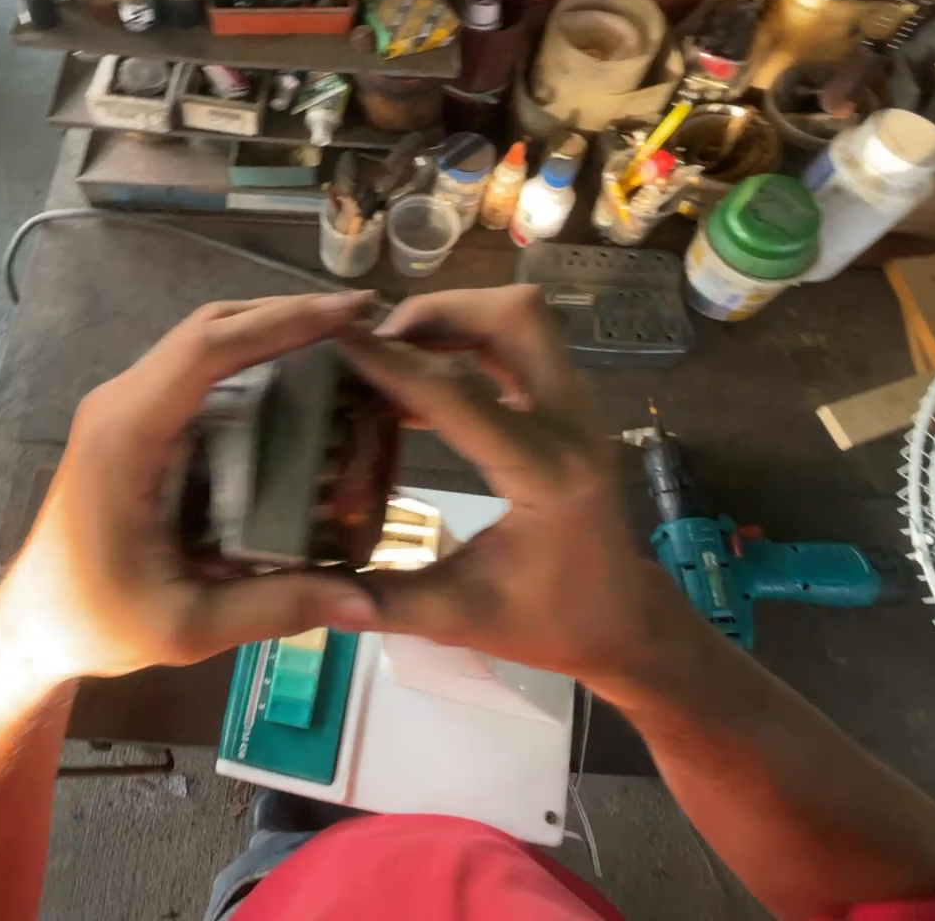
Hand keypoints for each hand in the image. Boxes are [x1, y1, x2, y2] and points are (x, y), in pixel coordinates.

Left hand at [0, 292, 382, 683]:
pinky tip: (294, 373)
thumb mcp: (189, 625)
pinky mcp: (137, 419)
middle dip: (286, 313)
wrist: (37, 621)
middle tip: (358, 316)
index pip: (209, 349)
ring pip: (204, 339)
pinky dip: (250, 355)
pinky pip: (199, 368)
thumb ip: (277, 607)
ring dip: (268, 327)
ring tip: (338, 336)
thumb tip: (370, 604)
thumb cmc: (98, 619)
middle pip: (210, 327)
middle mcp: (123, 402)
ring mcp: (126, 406)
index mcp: (127, 432)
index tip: (349, 312)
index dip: (282, 323)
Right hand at [338, 286, 699, 703]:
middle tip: (378, 341)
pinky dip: (467, 339)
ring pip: (522, 318)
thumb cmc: (550, 623)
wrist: (623, 619)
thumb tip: (311, 588)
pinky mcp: (568, 406)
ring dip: (454, 317)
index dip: (392, 364)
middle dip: (439, 311)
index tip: (338, 343)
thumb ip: (386, 600)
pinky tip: (420, 378)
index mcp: (545, 475)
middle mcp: (570, 424)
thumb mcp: (462, 619)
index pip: (458, 395)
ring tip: (394, 351)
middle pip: (515, 317)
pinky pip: (520, 343)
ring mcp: (576, 408)